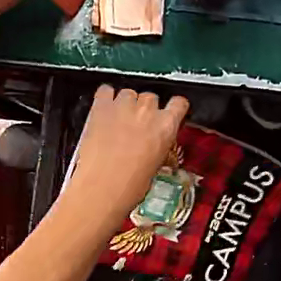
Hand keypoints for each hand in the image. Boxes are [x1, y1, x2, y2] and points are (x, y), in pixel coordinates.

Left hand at [59, 85, 189, 239]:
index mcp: (167, 126)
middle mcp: (147, 111)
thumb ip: (158, 144)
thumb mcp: (156, 165)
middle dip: (145, 109)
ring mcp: (123, 106)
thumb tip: (154, 143)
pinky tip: (104, 111)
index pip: (179, 103)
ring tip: (118, 122)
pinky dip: (106, 99)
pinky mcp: (100, 106)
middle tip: (138, 127)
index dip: (173, 108)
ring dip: (126, 104)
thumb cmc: (129, 185)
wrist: (100, 189)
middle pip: (151, 97)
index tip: (168, 112)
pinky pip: (106, 91)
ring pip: (129, 93)